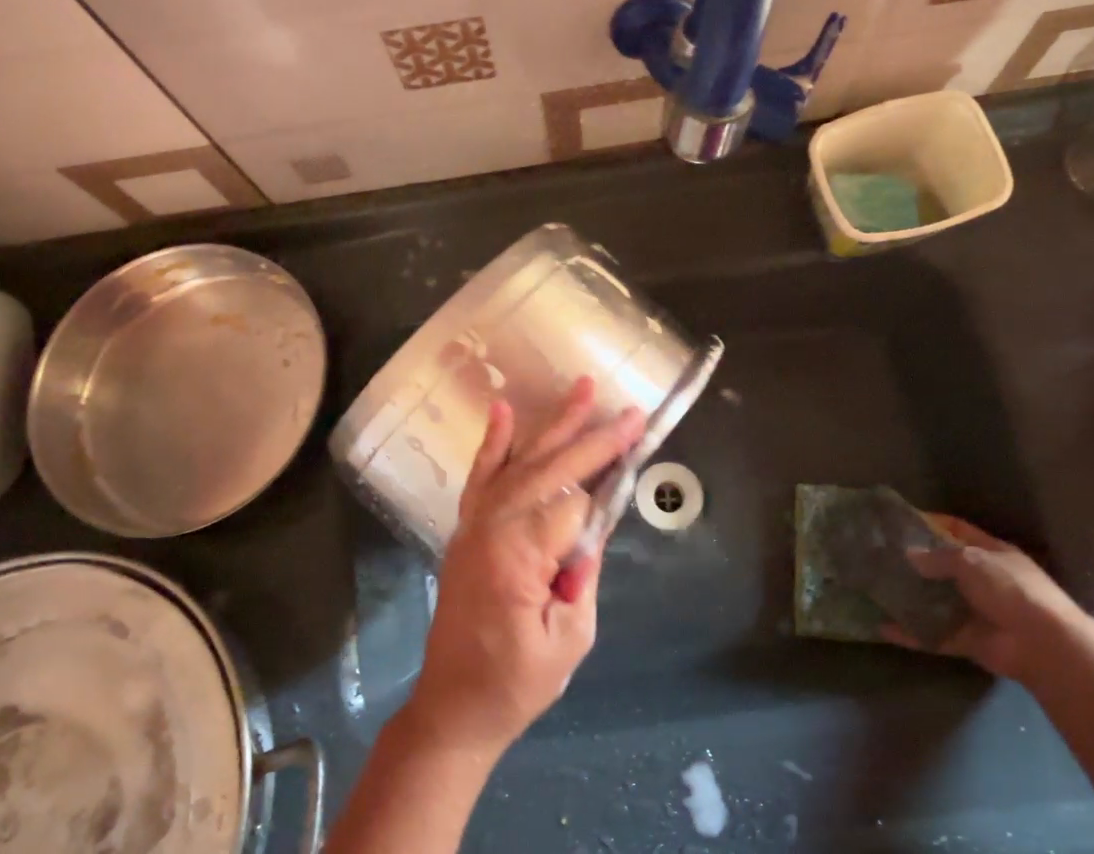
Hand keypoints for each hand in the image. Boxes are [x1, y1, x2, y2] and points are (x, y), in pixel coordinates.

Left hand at [406, 377, 644, 755]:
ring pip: (519, 463)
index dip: (607, 479)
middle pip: (549, 470)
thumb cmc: (517, 683)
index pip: (572, 502)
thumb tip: (595, 523)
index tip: (639, 445)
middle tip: (630, 410)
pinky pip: (480, 477)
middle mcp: (491, 526)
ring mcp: (474, 525)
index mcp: (518, 554)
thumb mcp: (570, 635)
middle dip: (592, 438)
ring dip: (553, 425)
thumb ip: (583, 572)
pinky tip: (505, 411)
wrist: (454, 705)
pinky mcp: (467, 530)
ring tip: (582, 388)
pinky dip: (494, 443)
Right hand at [883, 514, 1091, 683]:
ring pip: (935, 601)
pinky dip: (910, 633)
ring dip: (909, 597)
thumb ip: (939, 558)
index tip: (900, 520)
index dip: (932, 523)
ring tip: (875, 588)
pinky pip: (933, 634)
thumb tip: (909, 555)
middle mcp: (982, 580)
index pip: (958, 530)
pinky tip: (883, 628)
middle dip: (914, 562)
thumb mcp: (973, 561)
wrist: (1041, 644)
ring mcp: (974, 611)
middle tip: (879, 556)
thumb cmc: (1011, 589)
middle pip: (943, 567)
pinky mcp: (966, 639)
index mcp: (991, 553)